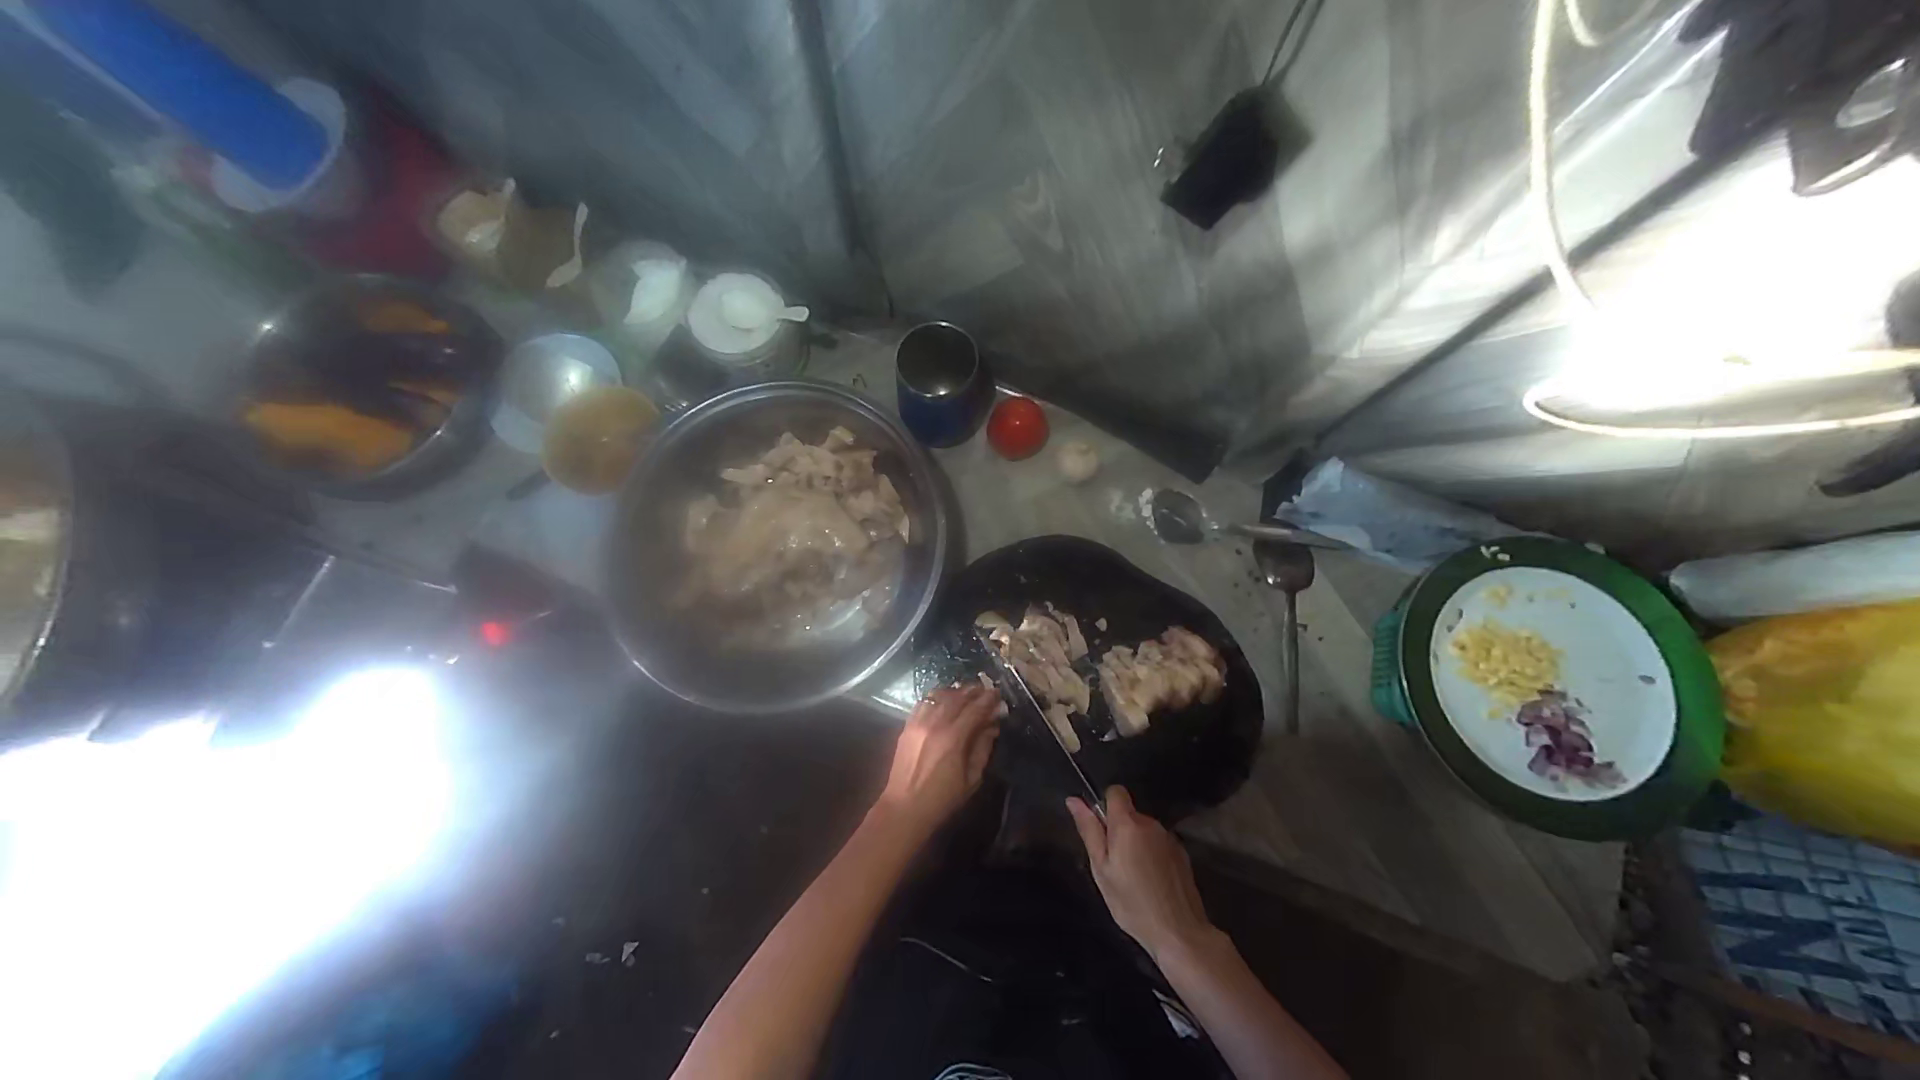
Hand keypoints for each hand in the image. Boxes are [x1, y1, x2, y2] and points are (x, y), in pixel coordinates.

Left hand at [874, 685, 1002, 838]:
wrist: (905, 808)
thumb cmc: (942, 799)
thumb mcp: (972, 778)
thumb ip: (983, 748)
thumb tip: (991, 726)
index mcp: (953, 738)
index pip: (975, 710)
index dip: (988, 700)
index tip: (998, 695)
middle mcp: (935, 724)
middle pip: (957, 698)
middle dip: (973, 692)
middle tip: (985, 691)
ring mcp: (918, 723)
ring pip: (939, 696)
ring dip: (955, 692)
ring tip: (966, 693)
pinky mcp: (907, 726)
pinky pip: (923, 703)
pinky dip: (936, 698)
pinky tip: (943, 701)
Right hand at [1067, 786, 1215, 960]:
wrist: (1179, 932)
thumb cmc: (1131, 903)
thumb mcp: (1101, 869)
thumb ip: (1089, 831)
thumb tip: (1074, 800)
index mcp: (1128, 824)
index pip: (1115, 791)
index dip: (1104, 806)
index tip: (1101, 832)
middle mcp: (1151, 823)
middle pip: (1129, 814)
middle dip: (1119, 831)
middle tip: (1113, 864)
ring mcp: (1169, 838)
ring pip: (1144, 830)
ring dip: (1136, 843)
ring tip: (1133, 878)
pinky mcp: (1182, 854)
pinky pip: (1158, 843)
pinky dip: (1152, 855)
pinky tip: (1152, 882)